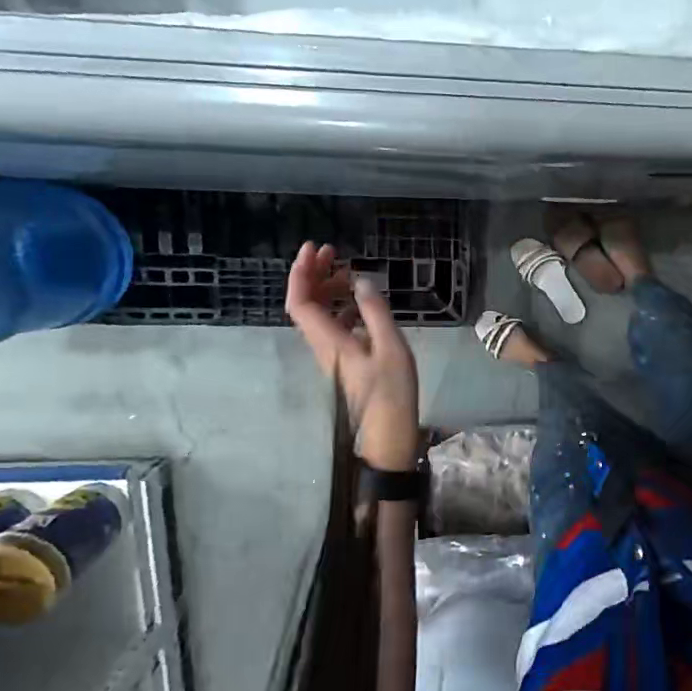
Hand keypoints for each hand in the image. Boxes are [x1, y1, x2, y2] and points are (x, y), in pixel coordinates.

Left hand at [285, 242, 421, 470]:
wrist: (387, 441)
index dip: (301, 273)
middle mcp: (323, 346)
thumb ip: (375, 312)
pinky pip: (333, 326)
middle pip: (306, 305)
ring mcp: (332, 355)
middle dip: (315, 275)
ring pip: (319, 315)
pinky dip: (341, 308)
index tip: (315, 249)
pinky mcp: (343, 362)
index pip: (300, 302)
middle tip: (334, 253)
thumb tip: (360, 281)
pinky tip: (360, 304)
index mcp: (329, 341)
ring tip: (350, 273)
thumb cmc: (391, 396)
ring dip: (328, 290)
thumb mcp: (391, 349)